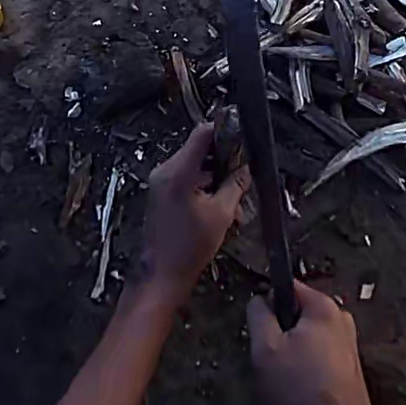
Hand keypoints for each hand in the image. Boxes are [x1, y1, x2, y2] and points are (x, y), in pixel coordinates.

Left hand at [134, 122, 249, 305]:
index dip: (222, 130)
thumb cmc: (190, 247)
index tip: (240, 134)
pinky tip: (219, 202)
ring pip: (192, 165)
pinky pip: (184, 178)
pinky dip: (201, 184)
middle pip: (197, 149)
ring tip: (234, 193)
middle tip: (242, 171)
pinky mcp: (160, 192)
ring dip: (213, 174)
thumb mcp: (221, 214)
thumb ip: (234, 185)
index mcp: (178, 171)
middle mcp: (165, 170)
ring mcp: (160, 181)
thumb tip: (245, 168)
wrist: (161, 274)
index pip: (201, 134)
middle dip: (221, 159)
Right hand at [248, 282, 405, 404]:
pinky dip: (306, 364)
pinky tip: (301, 387)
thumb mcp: (265, 347)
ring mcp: (348, 342)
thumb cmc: (302, 389)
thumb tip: (259, 300)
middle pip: (295, 312)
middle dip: (280, 330)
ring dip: (292, 350)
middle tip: (273, 357)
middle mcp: (340, 317)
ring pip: (305, 334)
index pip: (285, 286)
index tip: (264, 329)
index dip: (268, 305)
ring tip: (287, 376)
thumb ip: (257, 313)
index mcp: (323, 306)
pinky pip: (317, 352)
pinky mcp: (349, 364)